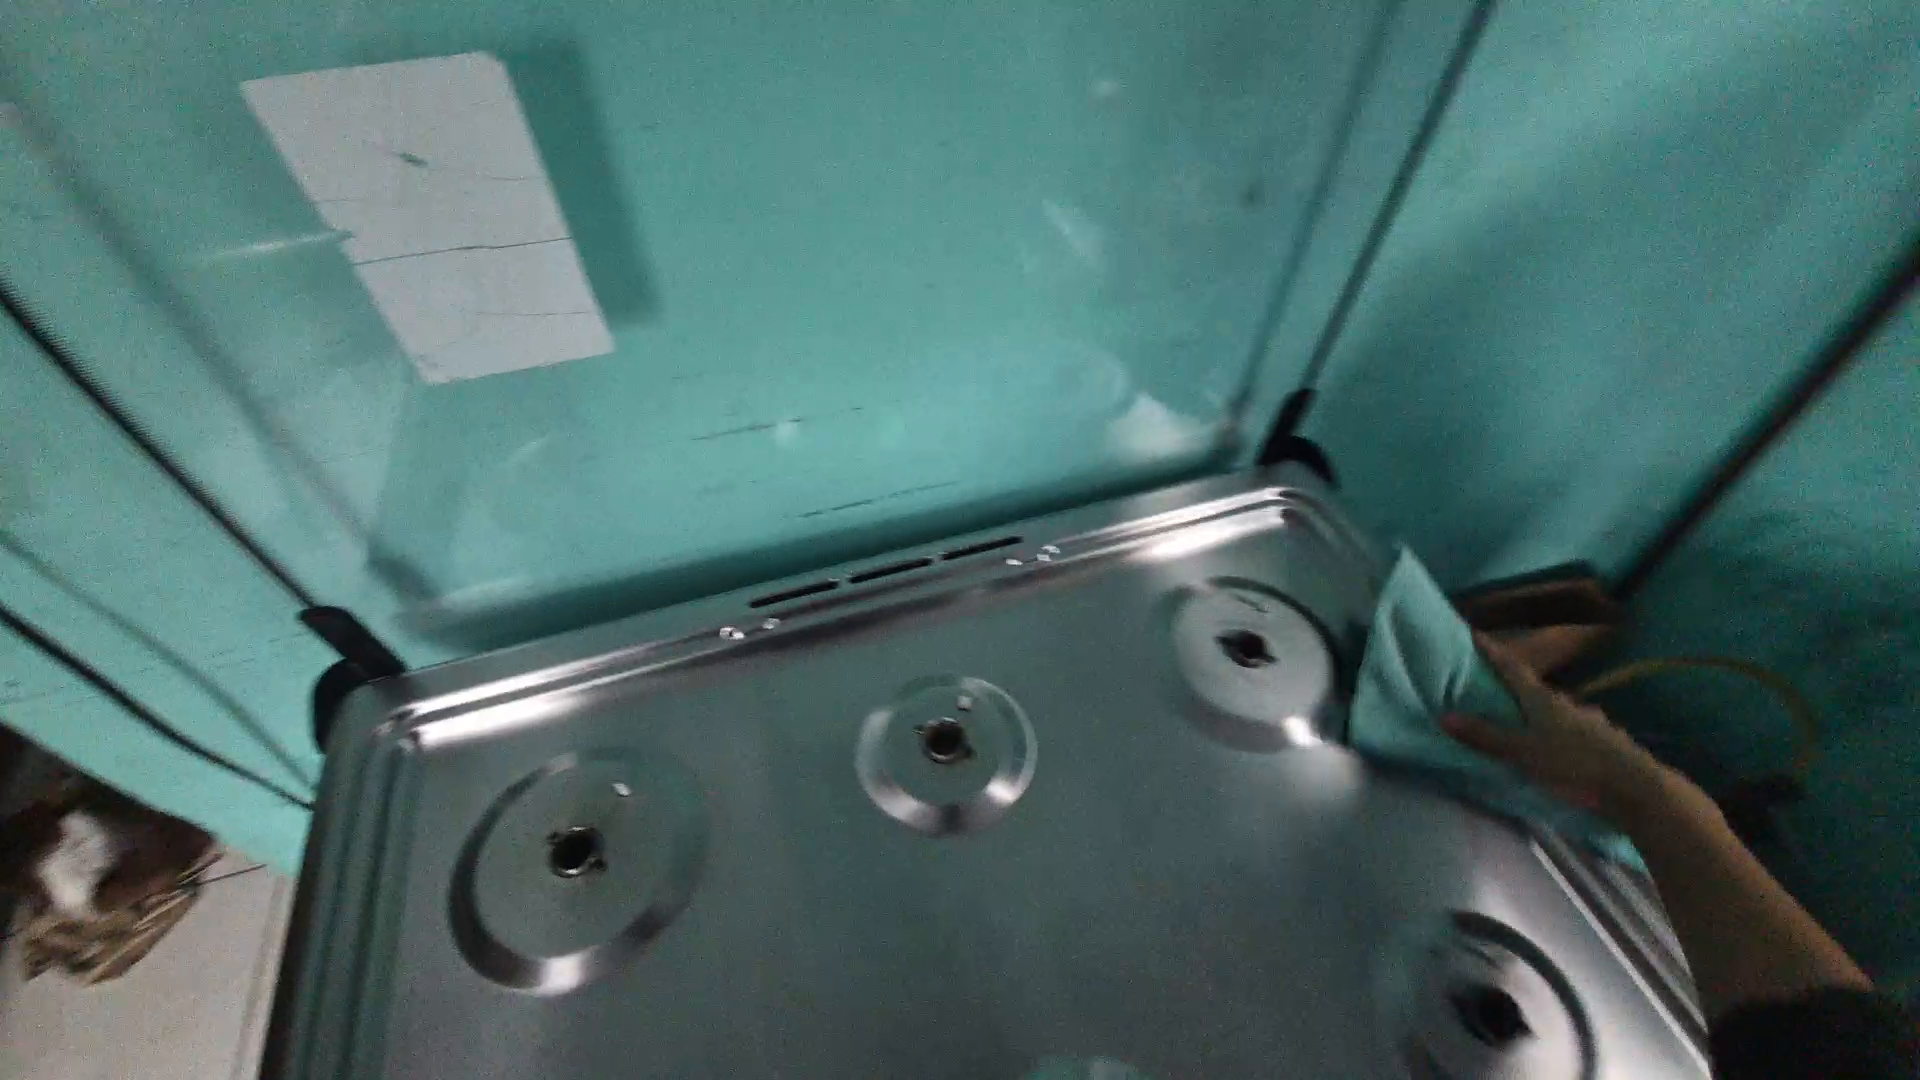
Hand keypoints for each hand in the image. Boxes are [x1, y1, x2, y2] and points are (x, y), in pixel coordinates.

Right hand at [1442, 634, 1705, 830]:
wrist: (1643, 792)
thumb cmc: (1576, 765)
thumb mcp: (1523, 752)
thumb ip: (1486, 736)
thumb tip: (1444, 716)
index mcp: (1543, 700)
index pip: (1511, 668)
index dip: (1492, 652)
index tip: (1474, 635)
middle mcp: (1569, 705)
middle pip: (1535, 690)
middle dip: (1515, 688)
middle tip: (1493, 690)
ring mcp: (1594, 724)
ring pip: (1560, 712)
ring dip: (1542, 714)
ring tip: (1526, 723)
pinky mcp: (1610, 745)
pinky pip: (1577, 732)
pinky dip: (1563, 734)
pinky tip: (1561, 746)